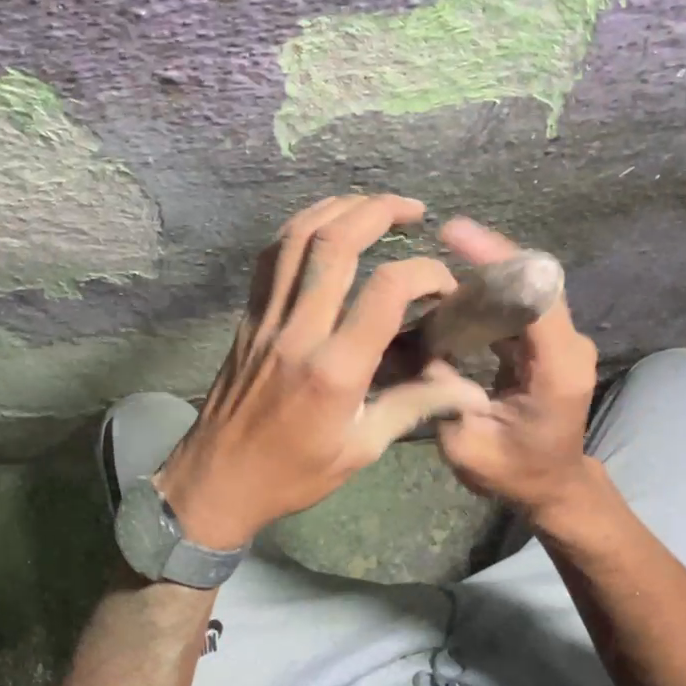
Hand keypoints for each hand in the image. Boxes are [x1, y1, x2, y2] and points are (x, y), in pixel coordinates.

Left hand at [155, 195, 492, 549]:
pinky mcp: (247, 318)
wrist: (217, 479)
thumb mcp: (360, 449)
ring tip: (371, 205)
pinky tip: (323, 227)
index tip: (444, 287)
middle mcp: (298, 332)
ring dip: (337, 209)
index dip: (425, 273)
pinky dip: (298, 230)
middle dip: (378, 212)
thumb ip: (412, 406)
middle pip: (335, 244)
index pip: (386, 291)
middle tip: (413, 212)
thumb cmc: (292, 474)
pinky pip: (270, 259)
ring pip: (296, 239)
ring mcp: (266, 319)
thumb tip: (468, 390)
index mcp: (334, 370)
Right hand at [432, 218, 606, 535]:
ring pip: (525, 288)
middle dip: (486, 257)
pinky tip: (452, 294)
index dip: (496, 259)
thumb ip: (442, 393)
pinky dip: (486, 294)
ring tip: (437, 268)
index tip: (454, 233)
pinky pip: (518, 305)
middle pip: (533, 280)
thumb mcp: (466, 443)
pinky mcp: (545, 344)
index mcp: (557, 367)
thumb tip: (416, 348)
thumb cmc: (514, 473)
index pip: (535, 294)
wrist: (552, 487)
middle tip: (437, 242)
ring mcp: (559, 342)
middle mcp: (568, 345)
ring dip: (484, 274)